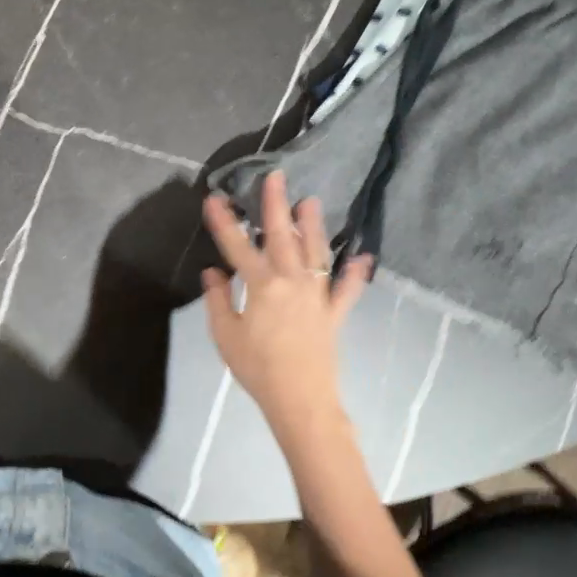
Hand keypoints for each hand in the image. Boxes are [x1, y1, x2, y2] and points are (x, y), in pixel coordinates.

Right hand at [201, 171, 372, 434]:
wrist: (300, 398)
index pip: (236, 247)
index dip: (224, 222)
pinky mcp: (334, 314)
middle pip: (282, 238)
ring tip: (311, 202)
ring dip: (313, 227)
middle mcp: (292, 282)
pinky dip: (355, 273)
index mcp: (261, 286)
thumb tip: (214, 272)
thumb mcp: (224, 334)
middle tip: (276, 178)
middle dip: (276, 206)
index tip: (213, 198)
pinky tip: (363, 257)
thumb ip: (218, 299)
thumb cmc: (255, 366)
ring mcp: (317, 296)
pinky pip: (346, 289)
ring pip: (316, 253)